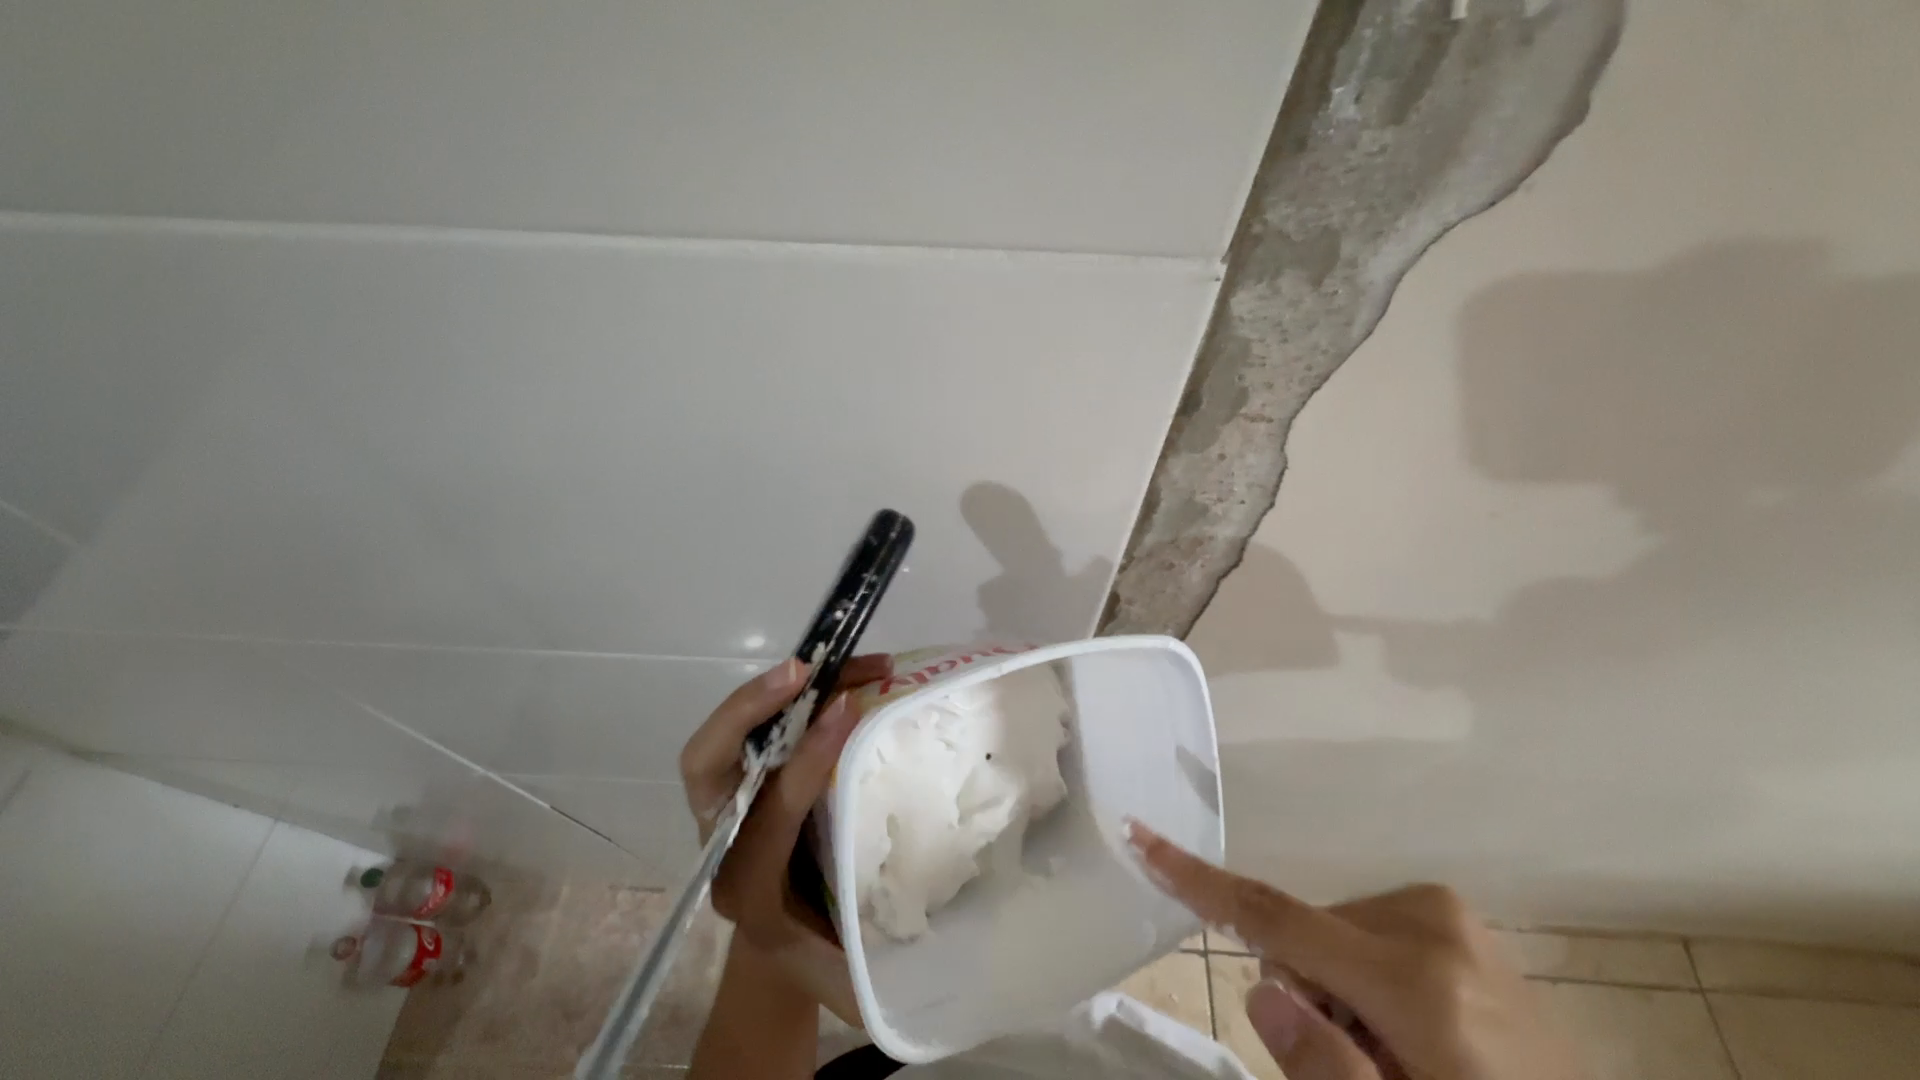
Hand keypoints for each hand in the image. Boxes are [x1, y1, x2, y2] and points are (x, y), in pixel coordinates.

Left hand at [678, 653, 889, 1019]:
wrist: (784, 953)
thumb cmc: (824, 963)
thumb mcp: (852, 969)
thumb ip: (879, 952)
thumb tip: (958, 939)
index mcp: (748, 890)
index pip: (767, 817)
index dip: (804, 765)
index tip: (849, 714)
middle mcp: (722, 842)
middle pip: (706, 761)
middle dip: (749, 708)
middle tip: (806, 670)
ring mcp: (726, 809)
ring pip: (729, 737)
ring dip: (780, 689)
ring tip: (848, 661)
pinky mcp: (744, 784)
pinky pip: (756, 731)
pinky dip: (795, 697)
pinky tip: (849, 677)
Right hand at [1126, 821, 1588, 1079]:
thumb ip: (1325, 1069)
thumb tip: (1260, 987)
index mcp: (1416, 981)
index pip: (1277, 919)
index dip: (1200, 882)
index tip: (1140, 836)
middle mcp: (1434, 926)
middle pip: (1305, 932)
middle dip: (1307, 988)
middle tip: (1365, 1062)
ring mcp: (1454, 920)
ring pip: (1335, 933)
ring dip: (1338, 987)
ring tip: (1400, 1056)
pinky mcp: (1461, 924)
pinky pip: (1373, 934)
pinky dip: (1368, 976)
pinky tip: (1418, 1031)